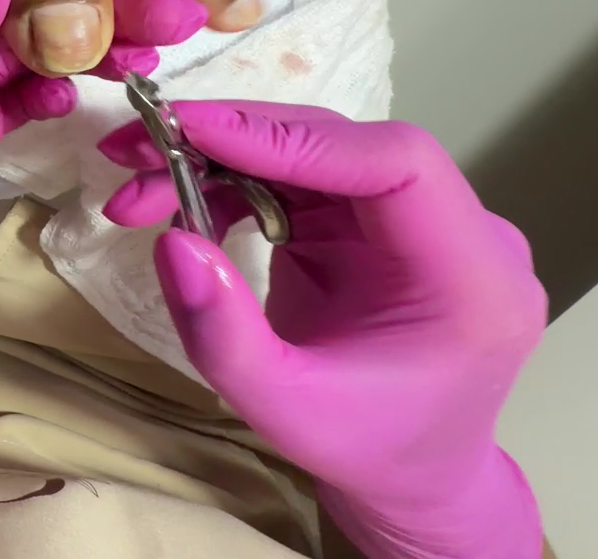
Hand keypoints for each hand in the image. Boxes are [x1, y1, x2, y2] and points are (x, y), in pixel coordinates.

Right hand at [101, 102, 546, 558]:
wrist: (402, 463)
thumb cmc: (359, 441)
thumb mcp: (279, 405)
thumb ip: (223, 332)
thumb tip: (171, 241)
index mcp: (467, 277)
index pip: (395, 164)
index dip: (289, 137)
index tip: (191, 133)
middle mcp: (444, 229)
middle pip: (329, 140)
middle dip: (221, 137)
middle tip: (129, 150)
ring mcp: (394, 218)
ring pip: (291, 147)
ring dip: (202, 156)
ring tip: (130, 190)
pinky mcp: (353, 216)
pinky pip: (277, 173)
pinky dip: (212, 179)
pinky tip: (167, 206)